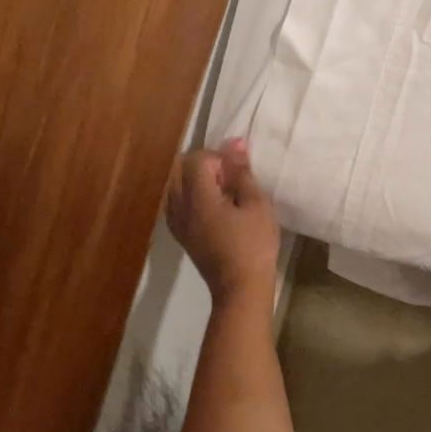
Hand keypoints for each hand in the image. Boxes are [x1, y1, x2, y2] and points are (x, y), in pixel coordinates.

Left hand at [165, 138, 281, 303]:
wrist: (240, 288)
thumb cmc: (253, 244)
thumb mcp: (256, 204)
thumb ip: (242, 172)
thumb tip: (234, 143)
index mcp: (198, 198)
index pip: (196, 160)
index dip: (219, 158)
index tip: (237, 172)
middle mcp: (180, 208)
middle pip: (178, 169)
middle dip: (202, 164)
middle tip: (228, 177)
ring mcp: (177, 223)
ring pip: (173, 185)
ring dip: (193, 179)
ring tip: (220, 191)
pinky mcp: (180, 235)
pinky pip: (175, 202)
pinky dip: (189, 195)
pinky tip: (211, 206)